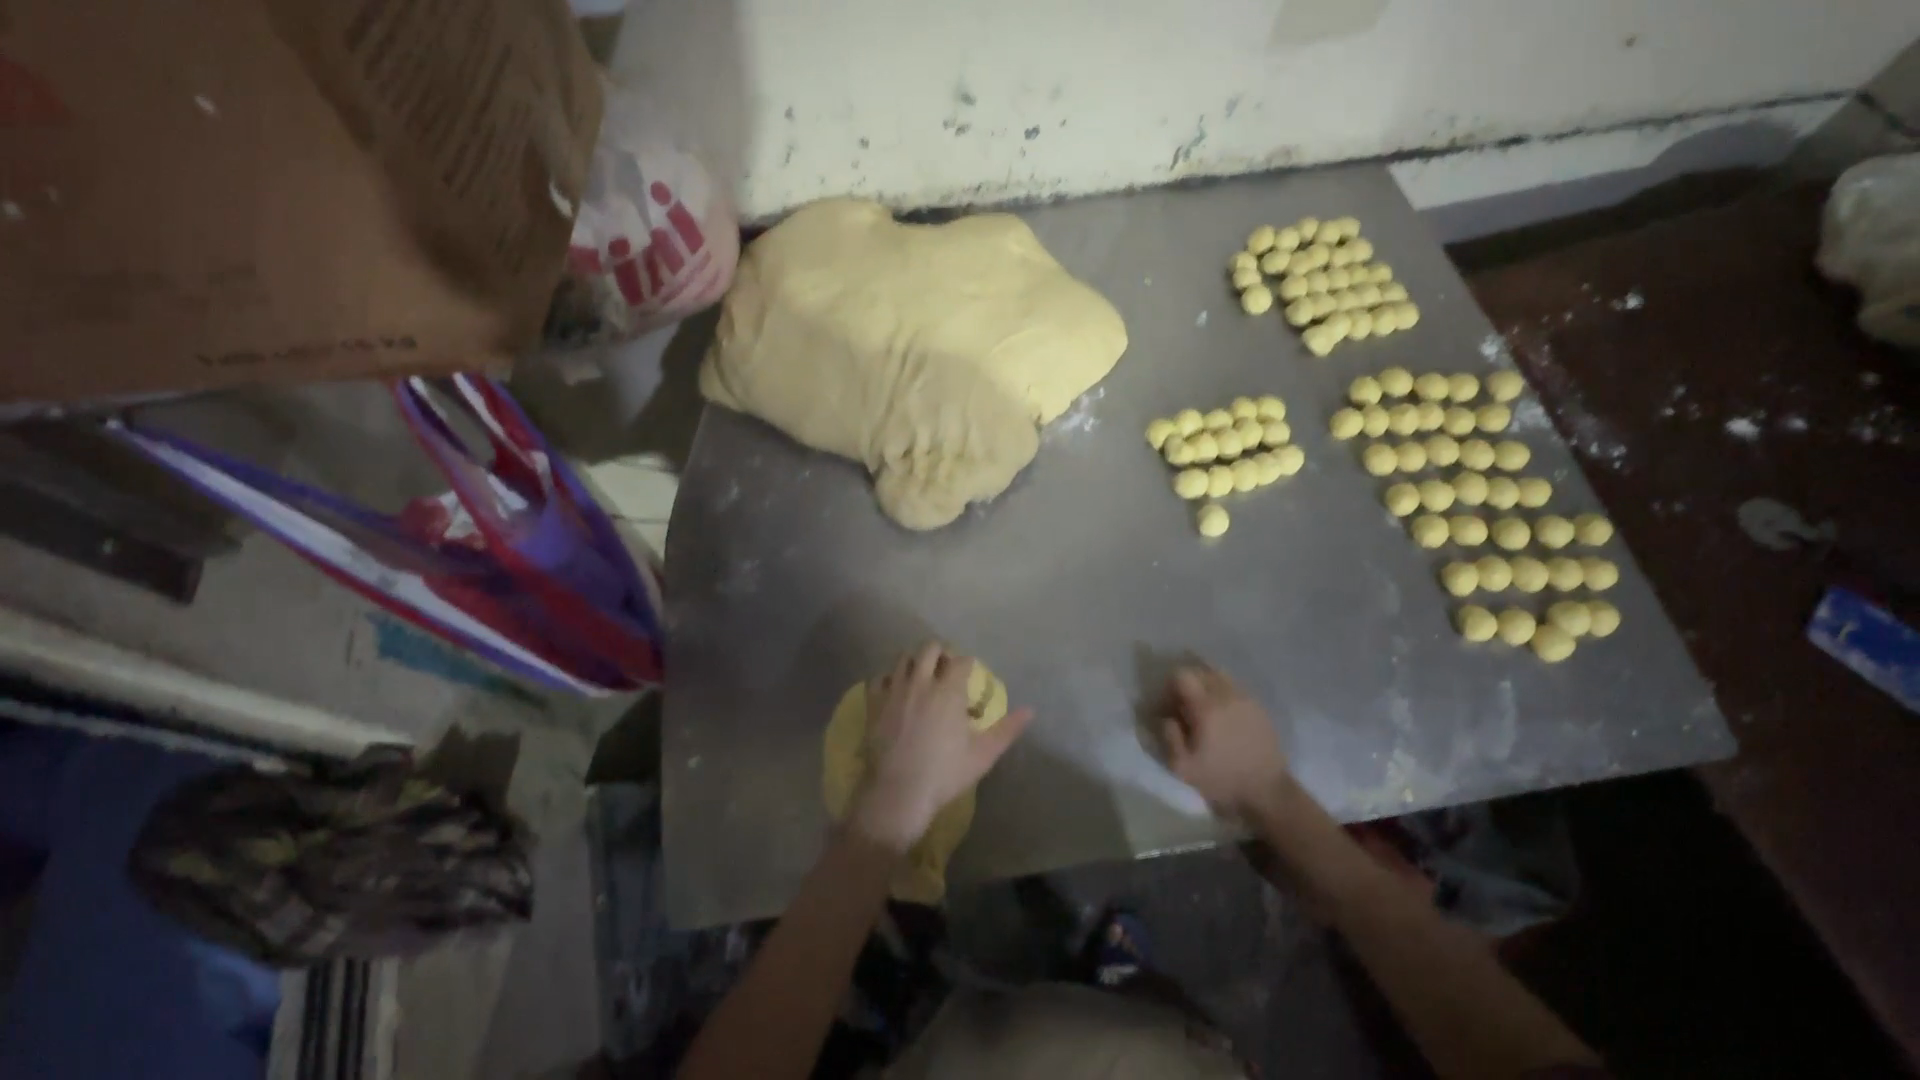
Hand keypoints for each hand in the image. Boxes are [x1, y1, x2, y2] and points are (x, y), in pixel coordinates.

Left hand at [848, 643, 1032, 851]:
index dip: (968, 665)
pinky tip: (895, 692)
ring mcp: (894, 690)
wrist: (899, 791)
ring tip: (921, 677)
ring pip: (903, 658)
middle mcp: (921, 682)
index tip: (970, 677)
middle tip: (946, 670)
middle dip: (941, 653)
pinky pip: (879, 678)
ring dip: (915, 662)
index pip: (962, 660)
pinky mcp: (873, 703)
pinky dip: (890, 679)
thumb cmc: (945, 773)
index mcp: (949, 691)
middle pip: (930, 648)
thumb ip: (1007, 729)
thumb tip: (1030, 711)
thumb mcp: (983, 754)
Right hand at [1160, 665, 1290, 819]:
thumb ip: (1169, 735)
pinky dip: (1222, 692)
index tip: (1167, 707)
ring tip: (1202, 708)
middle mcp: (1227, 695)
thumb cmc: (1221, 779)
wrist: (1266, 790)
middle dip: (1186, 683)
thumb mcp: (1183, 766)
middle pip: (1200, 670)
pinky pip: (1235, 687)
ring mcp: (1246, 698)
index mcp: (1206, 707)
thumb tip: (1165, 716)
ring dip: (1205, 685)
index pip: (1182, 675)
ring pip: (1219, 675)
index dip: (1169, 687)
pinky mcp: (1258, 706)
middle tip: (1182, 707)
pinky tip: (1222, 715)